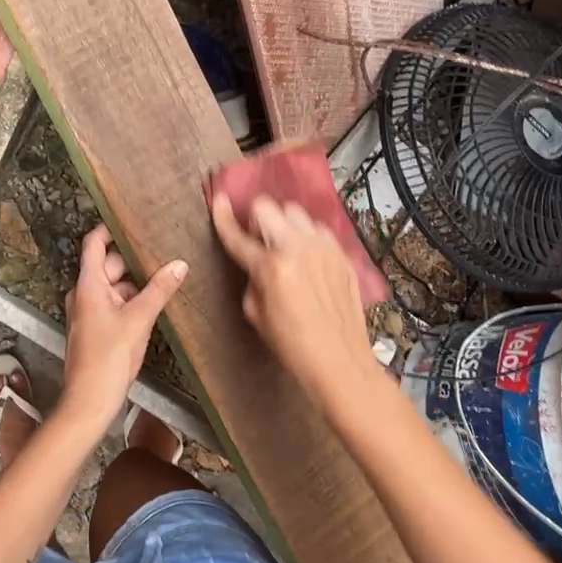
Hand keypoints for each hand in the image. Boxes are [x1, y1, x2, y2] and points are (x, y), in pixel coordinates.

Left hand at [58, 225, 187, 430]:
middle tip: (160, 250)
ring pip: (112, 287)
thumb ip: (159, 290)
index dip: (109, 229)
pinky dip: (129, 300)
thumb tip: (179, 264)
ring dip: (134, 283)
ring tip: (163, 276)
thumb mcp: (139, 319)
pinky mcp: (94, 329)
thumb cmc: (110, 357)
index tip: (130, 219)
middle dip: (131, 259)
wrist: (90, 399)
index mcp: (88, 284)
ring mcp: (87, 312)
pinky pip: (112, 304)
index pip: (94, 244)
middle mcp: (83, 294)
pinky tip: (152, 304)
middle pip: (107, 265)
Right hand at [211, 194, 380, 414]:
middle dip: (257, 220)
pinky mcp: (342, 254)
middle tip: (260, 242)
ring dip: (284, 225)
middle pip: (268, 206)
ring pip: (295, 213)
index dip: (223, 216)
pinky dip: (306, 237)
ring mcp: (324, 249)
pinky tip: (308, 259)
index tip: (219, 202)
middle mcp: (298, 249)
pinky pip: (318, 229)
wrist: (340, 361)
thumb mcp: (254, 312)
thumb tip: (255, 259)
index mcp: (271, 268)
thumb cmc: (291, 343)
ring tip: (286, 249)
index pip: (237, 234)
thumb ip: (251, 276)